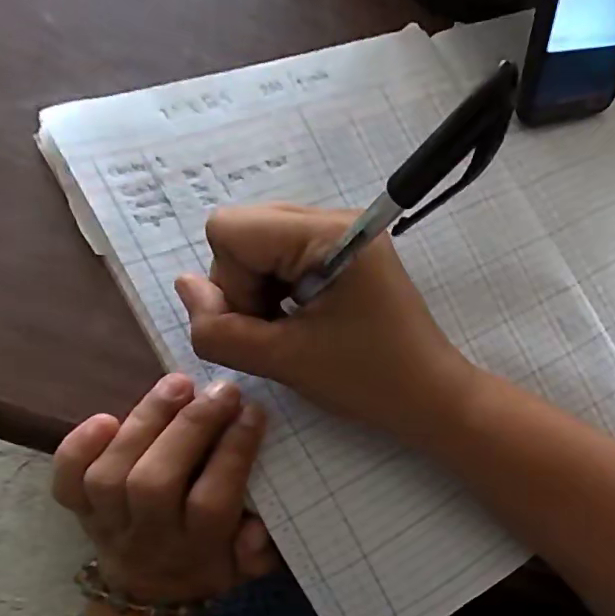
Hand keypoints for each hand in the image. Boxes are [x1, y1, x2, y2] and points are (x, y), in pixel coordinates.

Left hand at [52, 373, 277, 603]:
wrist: (148, 593)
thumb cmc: (209, 564)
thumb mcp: (246, 568)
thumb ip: (257, 553)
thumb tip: (257, 529)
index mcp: (196, 549)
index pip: (211, 501)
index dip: (232, 454)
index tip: (252, 410)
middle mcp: (148, 536)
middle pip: (156, 483)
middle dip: (190, 428)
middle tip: (220, 389)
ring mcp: (107, 522)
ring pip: (111, 475)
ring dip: (144, 422)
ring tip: (177, 385)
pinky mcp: (78, 509)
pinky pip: (66, 482)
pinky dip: (77, 448)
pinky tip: (106, 417)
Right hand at [174, 203, 475, 437]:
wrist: (431, 397)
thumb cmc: (368, 381)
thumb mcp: (283, 360)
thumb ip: (219, 327)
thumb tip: (183, 284)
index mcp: (325, 232)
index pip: (229, 228)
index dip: (229, 282)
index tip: (262, 325)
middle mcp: (333, 218)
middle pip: (243, 234)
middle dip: (244, 288)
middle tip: (279, 334)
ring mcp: (341, 233)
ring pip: (259, 248)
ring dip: (260, 293)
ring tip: (295, 332)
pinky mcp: (345, 253)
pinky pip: (284, 258)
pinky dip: (279, 293)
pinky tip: (305, 323)